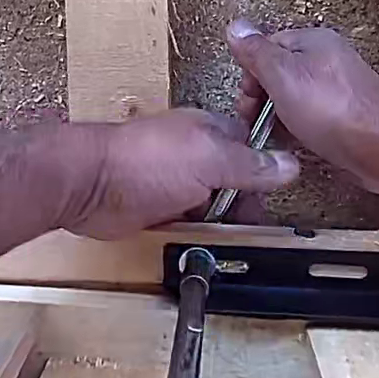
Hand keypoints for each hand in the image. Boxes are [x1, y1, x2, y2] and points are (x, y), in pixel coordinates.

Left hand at [60, 109, 300, 239]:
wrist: (89, 185)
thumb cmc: (145, 161)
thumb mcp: (211, 159)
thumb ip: (251, 164)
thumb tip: (289, 163)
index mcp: (210, 132)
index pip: (251, 148)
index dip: (264, 172)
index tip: (271, 197)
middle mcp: (195, 155)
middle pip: (234, 181)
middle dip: (242, 204)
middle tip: (248, 226)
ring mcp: (175, 183)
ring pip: (213, 206)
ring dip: (220, 224)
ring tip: (228, 241)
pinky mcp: (158, 210)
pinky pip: (189, 224)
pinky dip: (197, 235)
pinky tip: (203, 245)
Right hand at [226, 19, 378, 194]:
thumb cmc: (334, 109)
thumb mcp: (282, 74)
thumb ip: (256, 51)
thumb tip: (236, 28)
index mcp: (313, 41)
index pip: (266, 47)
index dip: (251, 72)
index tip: (247, 95)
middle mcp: (327, 60)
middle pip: (279, 73)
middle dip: (262, 97)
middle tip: (255, 118)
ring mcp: (337, 89)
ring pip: (294, 98)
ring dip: (278, 116)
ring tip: (273, 135)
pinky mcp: (345, 116)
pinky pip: (311, 118)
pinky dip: (298, 129)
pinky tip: (294, 144)